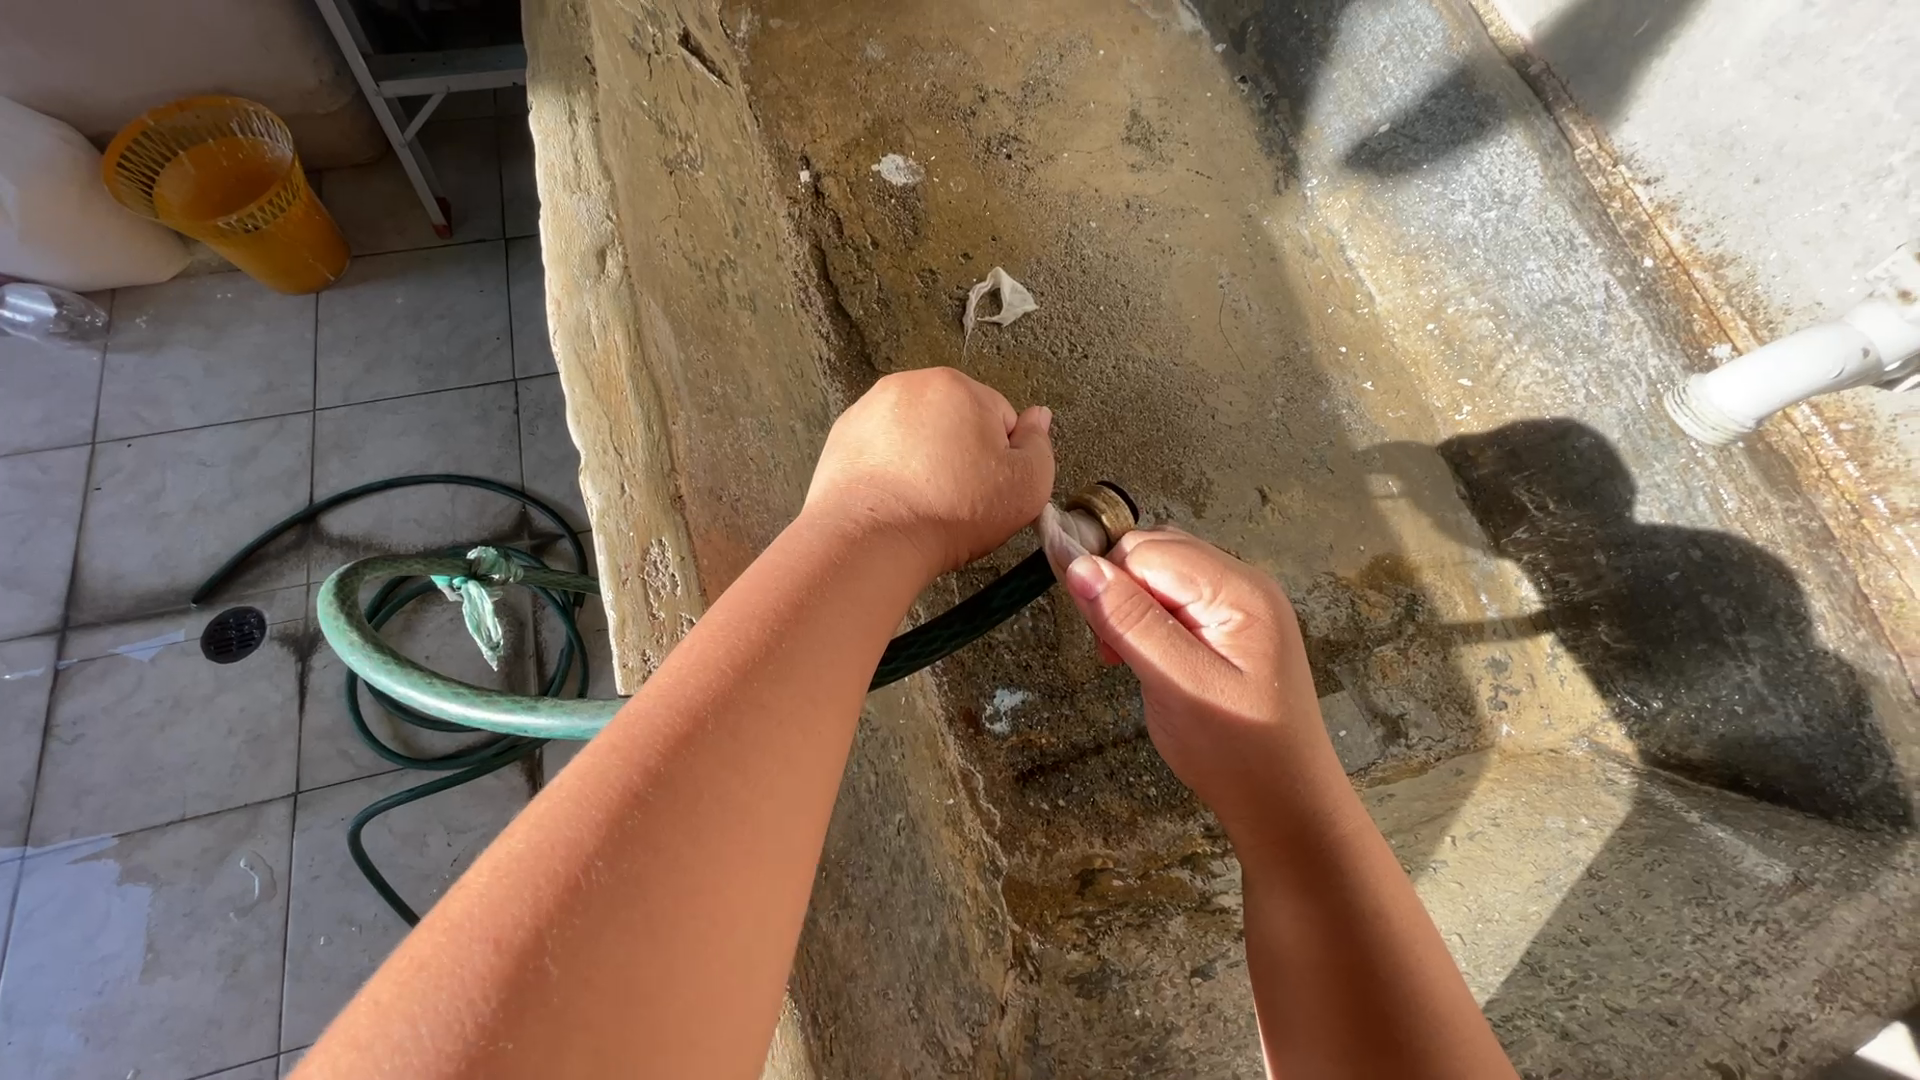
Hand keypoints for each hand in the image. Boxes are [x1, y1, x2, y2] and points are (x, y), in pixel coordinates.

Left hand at [805, 368, 1054, 578]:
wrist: (872, 540)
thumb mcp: (1027, 486)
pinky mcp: (844, 437)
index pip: (999, 418)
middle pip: (956, 422)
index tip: (989, 488)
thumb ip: (1041, 445)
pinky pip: (883, 450)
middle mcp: (910, 386)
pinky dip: (892, 470)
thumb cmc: (949, 513)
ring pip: (917, 435)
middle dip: (961, 455)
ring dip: (926, 461)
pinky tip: (897, 500)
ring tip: (925, 501)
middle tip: (958, 498)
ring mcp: (870, 409)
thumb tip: (1038, 417)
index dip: (1002, 460)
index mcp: (958, 387)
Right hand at [1061, 528, 1335, 823]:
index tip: (1107, 645)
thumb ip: (1130, 621)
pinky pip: (1174, 596)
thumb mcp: (1177, 685)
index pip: (1147, 550)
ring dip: (1131, 605)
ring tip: (1133, 658)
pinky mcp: (1231, 623)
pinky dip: (1149, 618)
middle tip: (1116, 654)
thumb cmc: (1235, 751)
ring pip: (1159, 571)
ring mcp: (1240, 601)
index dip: (1112, 586)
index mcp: (1238, 589)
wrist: (1286, 804)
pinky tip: (1152, 657)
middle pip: (1154, 551)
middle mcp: (1243, 581)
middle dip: (1120, 591)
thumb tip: (1078, 565)